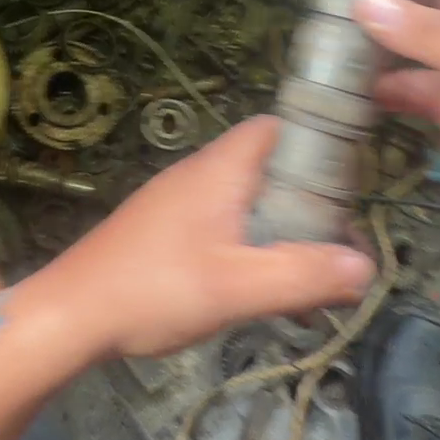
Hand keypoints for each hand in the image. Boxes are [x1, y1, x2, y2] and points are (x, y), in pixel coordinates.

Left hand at [31, 117, 373, 359]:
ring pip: (244, 200)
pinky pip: (220, 224)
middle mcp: (197, 174)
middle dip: (306, 201)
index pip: (273, 128)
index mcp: (217, 170)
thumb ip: (302, 274)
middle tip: (335, 247)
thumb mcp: (237, 288)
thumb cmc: (155, 289)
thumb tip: (366, 264)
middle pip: (265, 167)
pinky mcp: (164, 229)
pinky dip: (248, 247)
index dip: (315, 143)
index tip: (349, 184)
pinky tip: (257, 292)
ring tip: (306, 281)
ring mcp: (177, 201)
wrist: (73, 311)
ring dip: (278, 231)